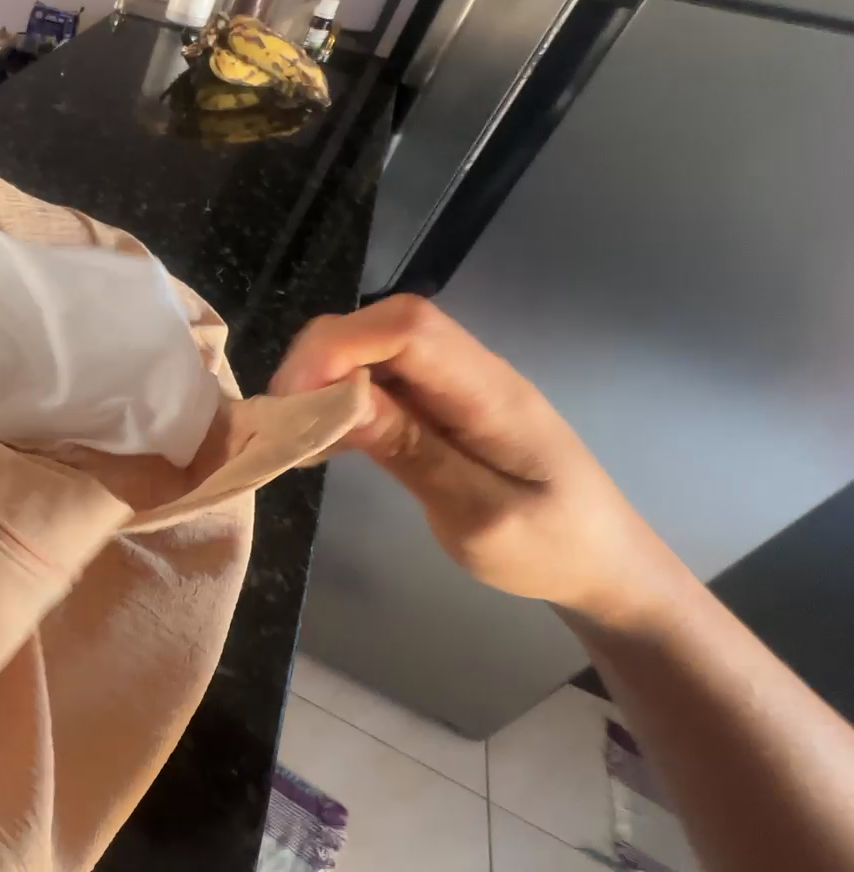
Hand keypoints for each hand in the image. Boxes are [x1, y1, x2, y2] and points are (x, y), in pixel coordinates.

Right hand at [270, 295, 678, 625]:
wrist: (605, 567)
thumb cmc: (551, 549)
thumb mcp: (481, 517)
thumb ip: (412, 453)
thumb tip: (339, 400)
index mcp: (491, 393)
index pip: (408, 328)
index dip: (338, 349)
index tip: (295, 401)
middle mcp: (471, 371)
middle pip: (382, 323)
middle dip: (319, 357)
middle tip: (285, 416)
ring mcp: (452, 383)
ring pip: (370, 342)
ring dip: (321, 374)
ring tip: (295, 427)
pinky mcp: (436, 400)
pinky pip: (374, 373)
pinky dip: (333, 393)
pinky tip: (322, 435)